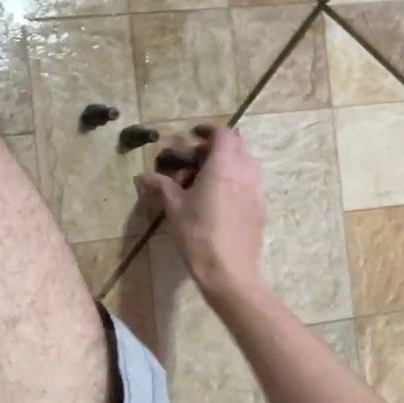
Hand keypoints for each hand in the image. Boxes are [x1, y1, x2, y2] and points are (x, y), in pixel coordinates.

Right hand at [136, 125, 266, 299]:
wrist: (229, 271)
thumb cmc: (198, 235)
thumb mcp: (174, 208)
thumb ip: (161, 186)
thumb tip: (143, 176)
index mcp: (223, 166)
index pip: (222, 134)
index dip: (207, 131)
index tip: (193, 135)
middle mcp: (245, 172)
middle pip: (238, 144)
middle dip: (218, 145)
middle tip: (197, 157)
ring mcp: (257, 190)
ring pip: (247, 162)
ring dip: (229, 161)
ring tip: (207, 177)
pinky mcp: (260, 207)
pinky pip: (250, 181)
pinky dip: (236, 179)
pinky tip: (219, 198)